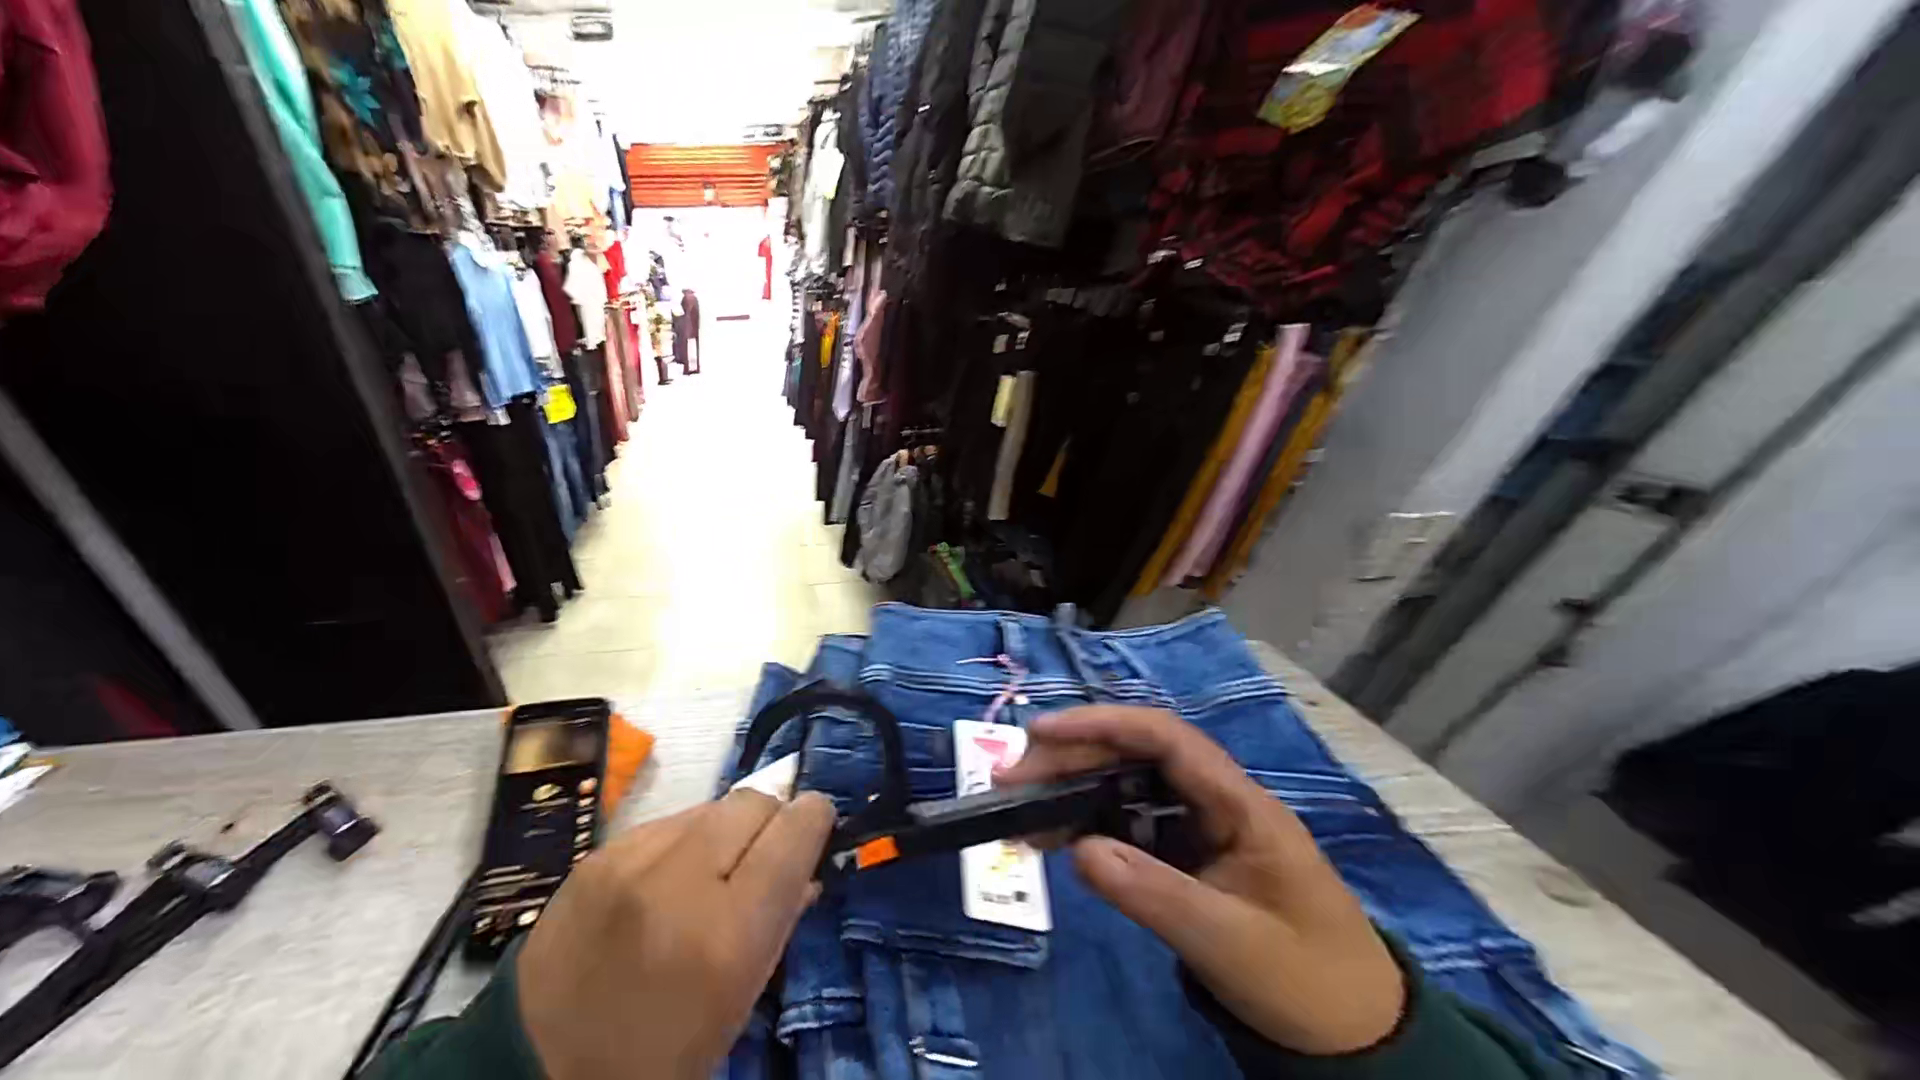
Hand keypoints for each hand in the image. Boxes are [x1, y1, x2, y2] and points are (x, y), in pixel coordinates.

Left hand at [515, 790, 836, 1079]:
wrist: (532, 1069)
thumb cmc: (656, 1055)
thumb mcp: (736, 1004)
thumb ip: (778, 923)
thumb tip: (805, 868)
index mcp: (727, 934)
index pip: (793, 832)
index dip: (814, 819)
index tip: (816, 826)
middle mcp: (681, 882)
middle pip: (754, 802)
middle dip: (772, 820)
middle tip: (764, 856)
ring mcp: (631, 861)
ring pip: (712, 805)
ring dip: (728, 829)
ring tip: (714, 870)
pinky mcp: (598, 854)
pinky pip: (668, 822)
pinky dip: (685, 840)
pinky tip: (669, 878)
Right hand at [995, 706, 1402, 1054]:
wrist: (1353, 1033)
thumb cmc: (1304, 979)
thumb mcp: (1228, 941)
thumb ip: (1153, 893)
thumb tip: (1078, 849)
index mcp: (1240, 803)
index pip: (1165, 738)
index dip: (1102, 724)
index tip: (1043, 732)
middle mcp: (1216, 800)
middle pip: (1137, 757)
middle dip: (1074, 758)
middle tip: (1013, 777)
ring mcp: (1202, 826)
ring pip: (1130, 787)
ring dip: (1078, 790)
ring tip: (1024, 808)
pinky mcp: (1189, 855)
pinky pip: (1134, 826)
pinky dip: (1094, 827)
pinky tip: (1060, 839)